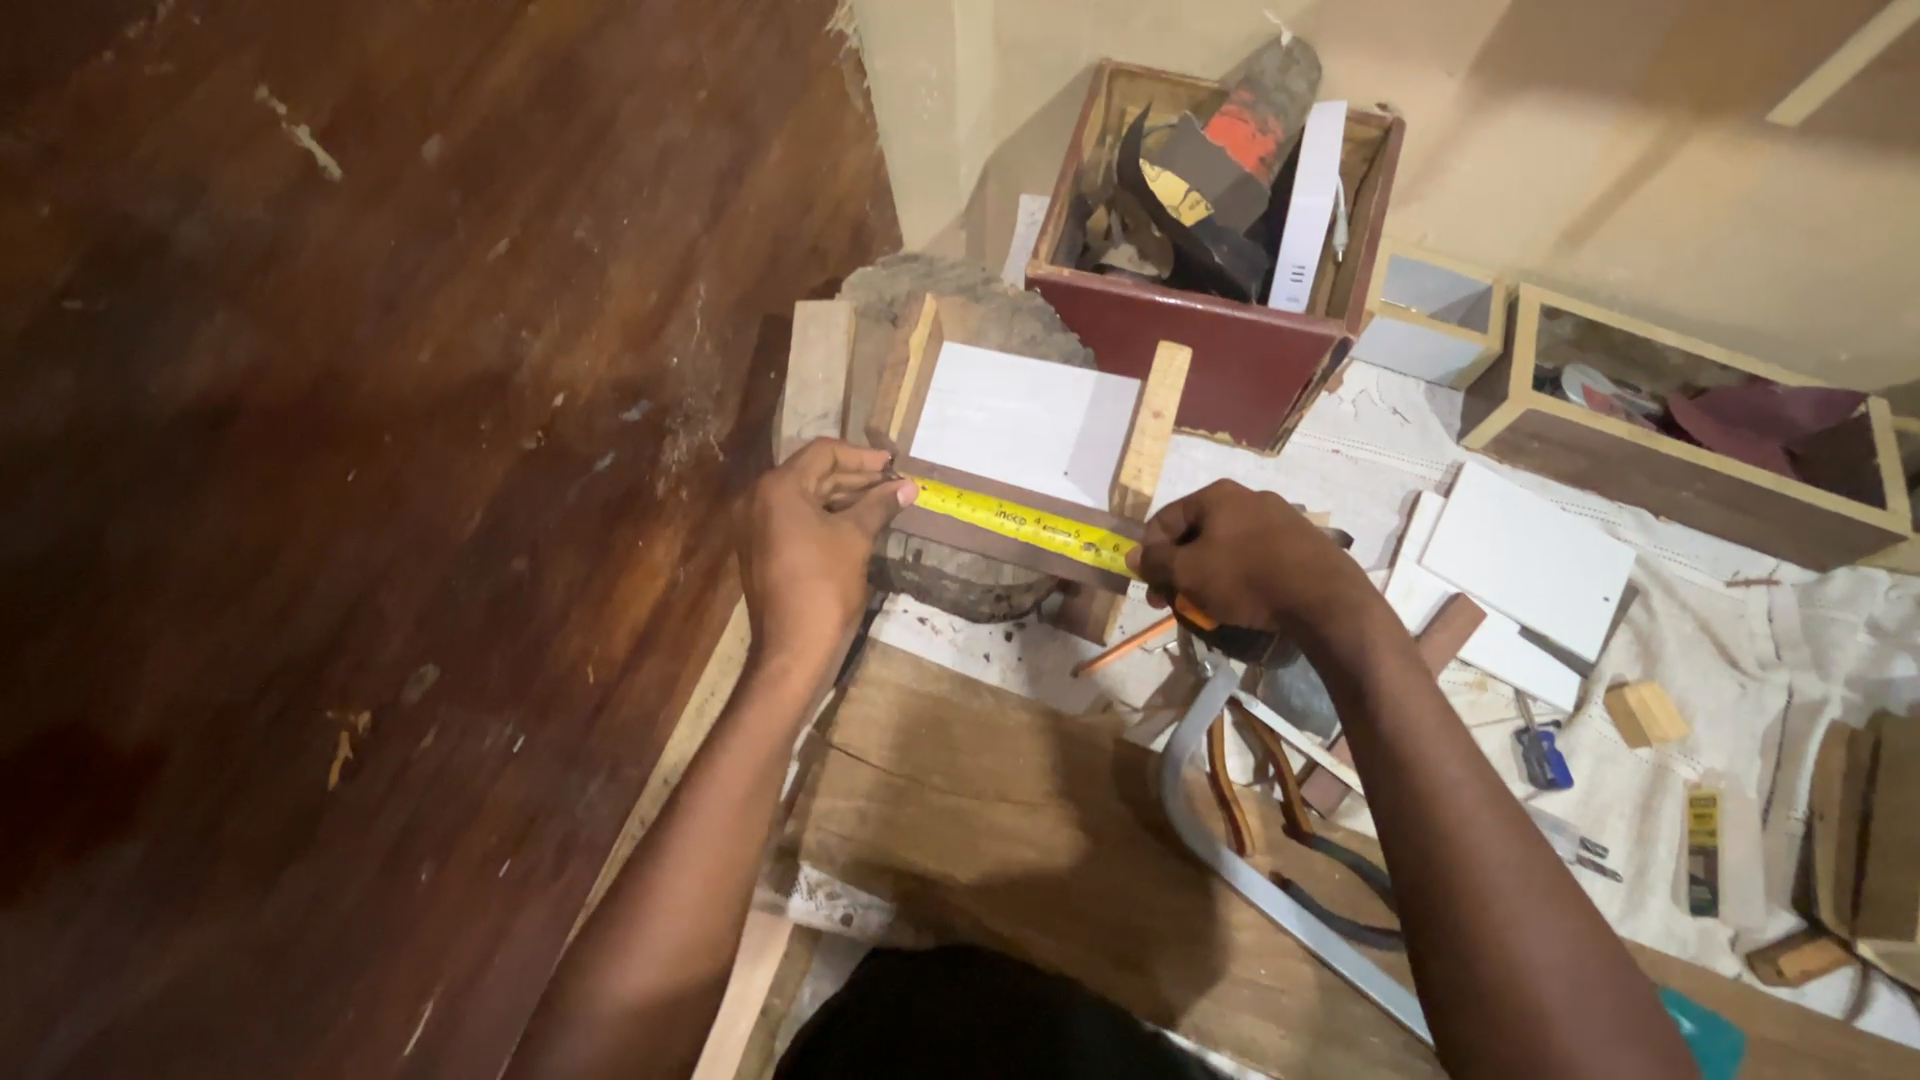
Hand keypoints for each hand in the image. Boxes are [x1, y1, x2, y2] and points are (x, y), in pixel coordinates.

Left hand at [735, 437, 914, 684]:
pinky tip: (858, 521)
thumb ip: (879, 505)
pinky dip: (825, 516)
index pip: (823, 453)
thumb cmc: (825, 585)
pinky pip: (795, 519)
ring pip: (805, 497)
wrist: (793, 647)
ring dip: (843, 497)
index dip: (862, 456)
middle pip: (812, 473)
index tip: (893, 465)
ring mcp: (755, 525)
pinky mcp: (761, 548)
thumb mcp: (856, 538)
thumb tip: (909, 486)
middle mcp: (758, 499)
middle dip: (855, 477)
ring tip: (883, 501)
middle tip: (893, 483)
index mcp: (777, 488)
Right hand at [1123, 479, 1371, 633]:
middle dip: (1179, 569)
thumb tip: (1133, 555)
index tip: (1150, 585)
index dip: (1149, 553)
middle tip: (1174, 601)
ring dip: (1207, 575)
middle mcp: (1247, 497)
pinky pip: (1254, 556)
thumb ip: (1155, 562)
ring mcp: (1278, 517)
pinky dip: (1239, 576)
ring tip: (1206, 606)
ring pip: (1225, 547)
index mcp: (1216, 495)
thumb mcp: (1188, 572)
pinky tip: (1241, 602)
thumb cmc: (1245, 578)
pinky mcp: (1301, 541)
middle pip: (1196, 533)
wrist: (1324, 597)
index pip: (1164, 520)